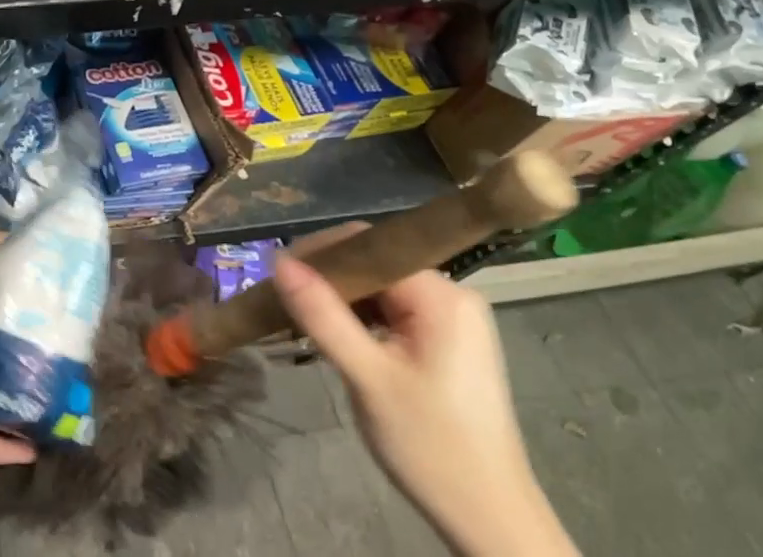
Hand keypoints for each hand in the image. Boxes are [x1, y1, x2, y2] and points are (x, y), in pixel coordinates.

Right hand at [271, 254, 577, 556]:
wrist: (488, 515)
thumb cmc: (430, 444)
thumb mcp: (367, 378)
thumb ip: (323, 315)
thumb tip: (278, 261)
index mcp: (441, 296)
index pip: (368, 246)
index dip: (318, 254)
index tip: (274, 274)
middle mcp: (452, 296)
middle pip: (374, 265)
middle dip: (326, 280)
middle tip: (281, 302)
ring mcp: (452, 319)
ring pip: (380, 290)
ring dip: (339, 301)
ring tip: (299, 321)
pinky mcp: (447, 342)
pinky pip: (392, 312)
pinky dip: (360, 320)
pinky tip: (334, 338)